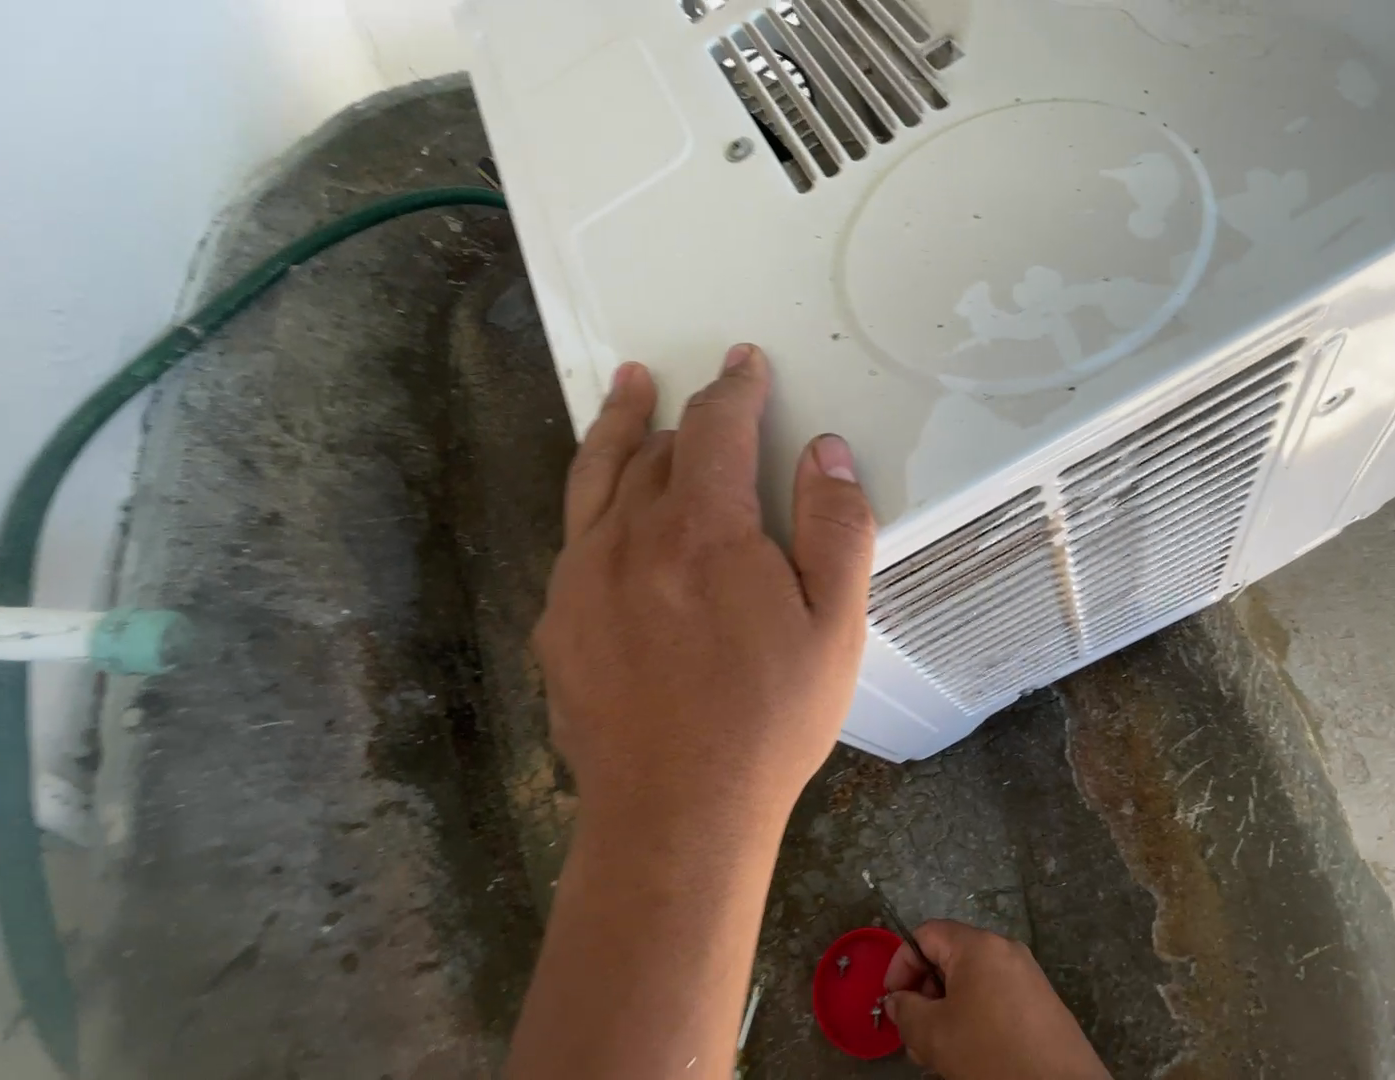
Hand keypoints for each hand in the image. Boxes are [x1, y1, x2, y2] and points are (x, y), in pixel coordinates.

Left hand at [532, 343, 876, 824]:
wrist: (675, 815)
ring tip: (627, 390)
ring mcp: (582, 578)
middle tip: (707, 391)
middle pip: (655, 447)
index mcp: (703, 529)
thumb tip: (825, 451)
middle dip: (689, 413)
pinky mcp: (558, 620)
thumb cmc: (769, 720)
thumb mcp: (834, 625)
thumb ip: (836, 527)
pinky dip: (599, 498)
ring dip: (621, 429)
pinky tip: (611, 507)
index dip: (736, 388)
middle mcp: (630, 537)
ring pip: (600, 478)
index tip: (746, 362)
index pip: (717, 428)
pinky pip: (578, 534)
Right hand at [884, 920, 1110, 1079]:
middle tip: (915, 1036)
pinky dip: (974, 1018)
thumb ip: (905, 1011)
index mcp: (978, 945)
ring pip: (971, 983)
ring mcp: (1027, 975)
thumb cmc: (991, 1053)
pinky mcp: (1041, 1002)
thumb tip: (897, 1000)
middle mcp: (1004, 949)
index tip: (892, 1002)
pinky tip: (970, 1054)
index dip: (901, 964)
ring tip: (939, 1054)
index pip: (926, 935)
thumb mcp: (934, 1034)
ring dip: (947, 1012)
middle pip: (949, 958)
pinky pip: (995, 998)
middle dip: (925, 995)